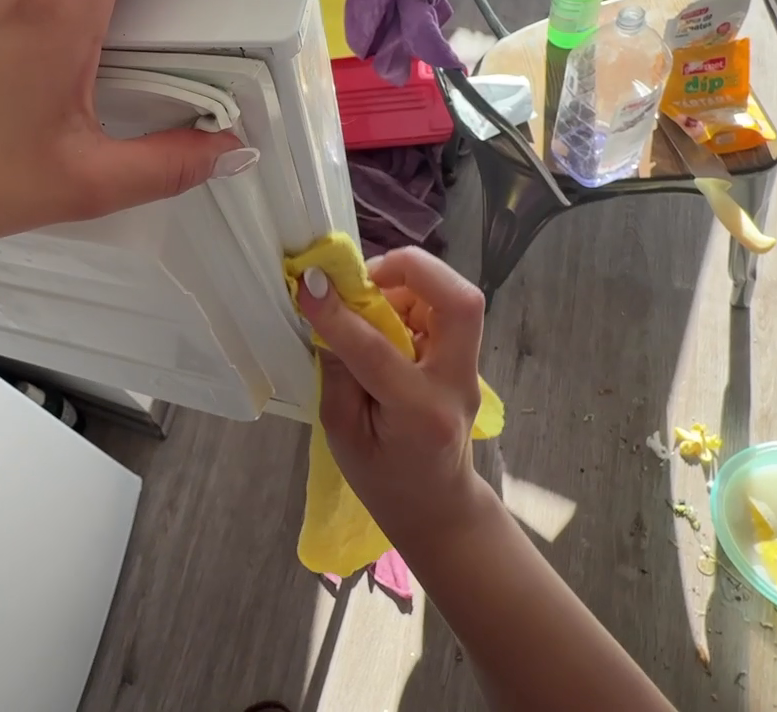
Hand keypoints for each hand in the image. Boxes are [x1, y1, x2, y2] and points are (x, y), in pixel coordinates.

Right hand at [298, 248, 493, 547]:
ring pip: (455, 298)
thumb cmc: (382, 479)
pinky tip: (381, 318)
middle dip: (411, 270)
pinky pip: (443, 308)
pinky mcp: (464, 359)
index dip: (337, 312)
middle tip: (366, 277)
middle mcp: (454, 384)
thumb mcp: (342, 431)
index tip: (307, 282)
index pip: (376, 350)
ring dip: (407, 283)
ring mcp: (468, 369)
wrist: (438, 506)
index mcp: (420, 413)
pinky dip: (410, 296)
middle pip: (460, 302)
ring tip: (367, 299)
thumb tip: (325, 311)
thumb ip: (337, 370)